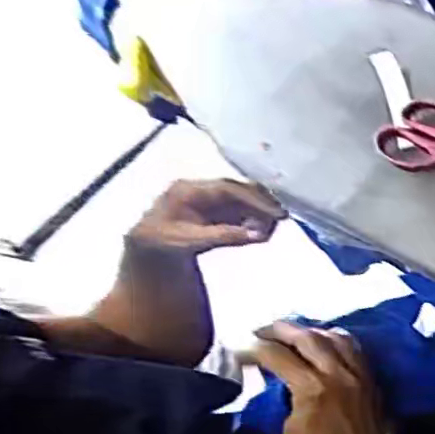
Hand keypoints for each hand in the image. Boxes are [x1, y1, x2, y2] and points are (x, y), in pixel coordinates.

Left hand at [127, 180, 285, 255]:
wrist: (153, 244)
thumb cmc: (166, 240)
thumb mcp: (191, 240)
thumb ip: (223, 236)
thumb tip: (258, 234)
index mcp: (189, 190)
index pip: (228, 189)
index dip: (255, 200)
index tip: (278, 214)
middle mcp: (203, 189)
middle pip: (241, 189)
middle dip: (263, 203)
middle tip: (282, 219)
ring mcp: (213, 198)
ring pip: (246, 198)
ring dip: (262, 212)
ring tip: (269, 229)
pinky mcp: (221, 208)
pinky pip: (246, 208)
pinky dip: (258, 218)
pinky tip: (262, 230)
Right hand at [244, 321, 386, 433]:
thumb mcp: (288, 422)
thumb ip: (283, 392)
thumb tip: (275, 374)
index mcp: (313, 387)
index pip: (277, 354)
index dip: (252, 348)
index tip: (239, 349)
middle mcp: (339, 375)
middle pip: (308, 337)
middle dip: (280, 329)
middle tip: (261, 331)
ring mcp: (360, 375)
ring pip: (336, 338)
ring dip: (311, 330)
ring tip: (292, 332)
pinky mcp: (372, 379)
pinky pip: (356, 349)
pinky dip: (337, 339)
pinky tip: (323, 339)